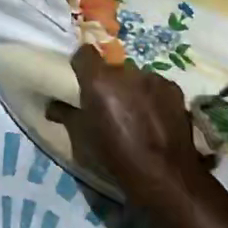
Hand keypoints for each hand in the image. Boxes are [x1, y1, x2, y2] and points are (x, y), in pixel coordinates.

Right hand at [45, 45, 206, 203]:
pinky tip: (155, 118)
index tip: (81, 79)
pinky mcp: (174, 89)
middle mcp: (126, 73)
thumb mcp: (83, 139)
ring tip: (135, 114)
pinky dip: (153, 97)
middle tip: (109, 104)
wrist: (161, 174)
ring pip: (137, 77)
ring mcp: (153, 79)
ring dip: (133, 89)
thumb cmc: (115, 158)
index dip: (82, 65)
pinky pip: (157, 86)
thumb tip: (53, 106)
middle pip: (113, 68)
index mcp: (99, 81)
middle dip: (109, 82)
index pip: (85, 53)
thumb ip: (67, 116)